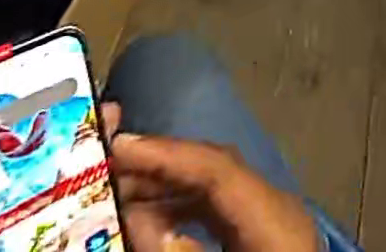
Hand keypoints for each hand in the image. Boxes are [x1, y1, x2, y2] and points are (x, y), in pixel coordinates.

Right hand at [101, 104, 318, 251]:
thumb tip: (135, 220)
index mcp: (274, 222)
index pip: (218, 171)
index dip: (168, 155)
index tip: (120, 148)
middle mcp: (276, 209)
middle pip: (217, 170)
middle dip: (163, 165)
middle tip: (109, 166)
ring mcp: (273, 221)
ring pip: (217, 187)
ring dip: (170, 187)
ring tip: (121, 193)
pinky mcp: (265, 237)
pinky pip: (221, 210)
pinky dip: (186, 208)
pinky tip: (153, 222)